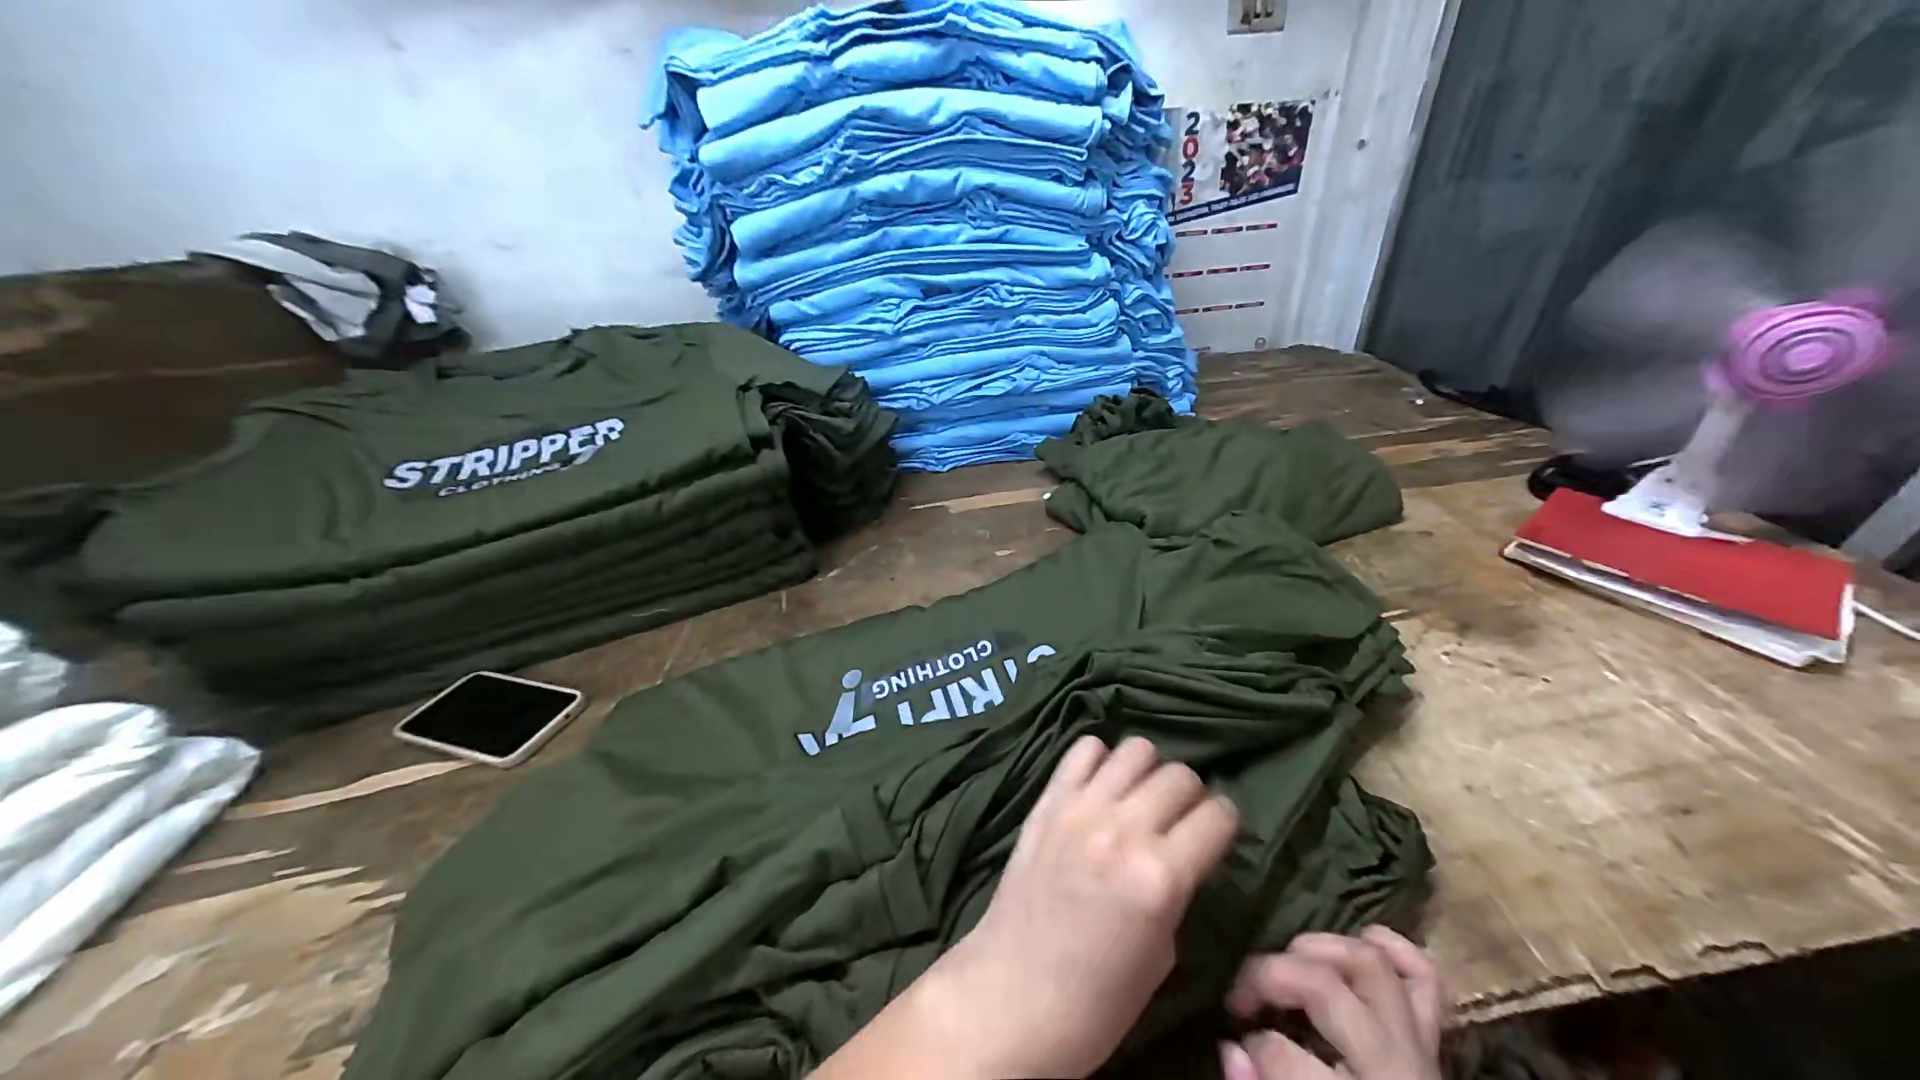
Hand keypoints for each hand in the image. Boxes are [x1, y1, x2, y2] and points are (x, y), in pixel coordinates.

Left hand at [925, 735, 1240, 1078]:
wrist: (1015, 995)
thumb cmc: (1099, 999)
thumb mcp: (1163, 951)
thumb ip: (1177, 888)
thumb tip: (1185, 850)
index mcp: (1161, 877)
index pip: (1217, 815)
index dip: (1225, 823)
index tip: (1218, 832)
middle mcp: (1123, 830)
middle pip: (1179, 776)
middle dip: (1191, 796)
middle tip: (1180, 819)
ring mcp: (1080, 809)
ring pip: (1135, 750)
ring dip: (1148, 771)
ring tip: (1140, 798)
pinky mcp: (1048, 802)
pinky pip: (1083, 749)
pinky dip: (1101, 760)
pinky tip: (1102, 786)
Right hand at [1219, 927, 1444, 1079]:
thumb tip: (1229, 1047)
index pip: (1283, 1053)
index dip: (1248, 1042)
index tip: (1237, 1043)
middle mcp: (1396, 1070)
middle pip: (1326, 989)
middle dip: (1270, 976)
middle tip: (1242, 994)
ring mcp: (1421, 1052)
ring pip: (1372, 966)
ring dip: (1321, 949)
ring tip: (1288, 962)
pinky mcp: (1435, 1044)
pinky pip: (1427, 979)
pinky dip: (1396, 950)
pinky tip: (1362, 940)